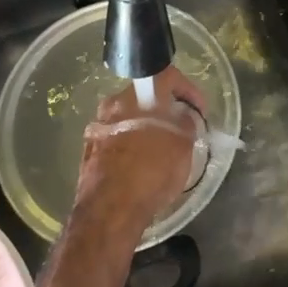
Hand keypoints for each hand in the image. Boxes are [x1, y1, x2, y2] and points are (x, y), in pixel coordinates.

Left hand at [75, 69, 207, 228]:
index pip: (168, 76)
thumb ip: (186, 123)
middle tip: (180, 127)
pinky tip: (141, 162)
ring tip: (161, 146)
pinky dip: (131, 141)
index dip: (188, 89)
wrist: (110, 210)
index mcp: (141, 95)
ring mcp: (99, 124)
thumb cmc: (153, 172)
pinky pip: (117, 134)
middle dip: (165, 108)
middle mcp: (115, 102)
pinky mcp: (89, 146)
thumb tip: (183, 117)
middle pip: (146, 95)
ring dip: (147, 125)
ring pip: (129, 115)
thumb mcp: (184, 147)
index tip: (198, 109)